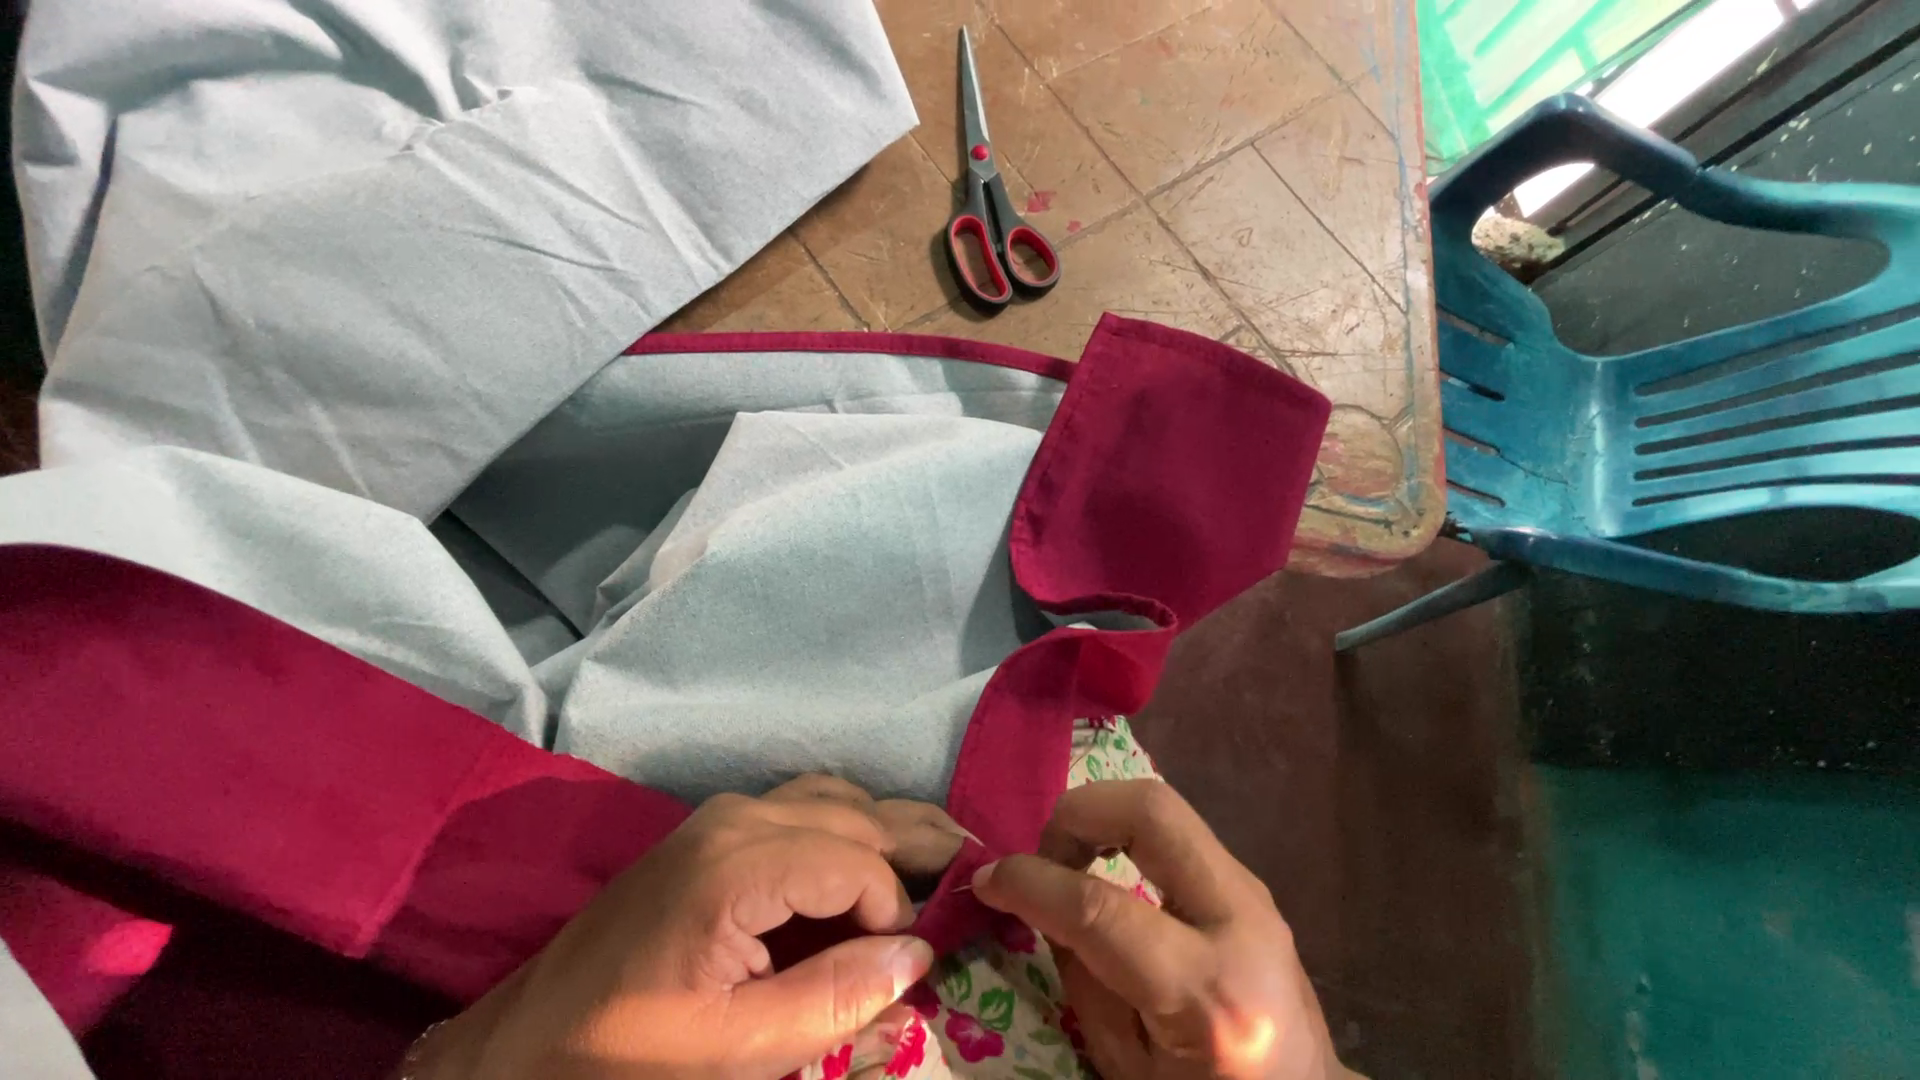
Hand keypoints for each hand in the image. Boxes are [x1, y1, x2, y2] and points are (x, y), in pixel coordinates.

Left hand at [407, 777, 952, 1079]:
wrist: (524, 1041)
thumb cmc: (622, 1055)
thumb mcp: (733, 1052)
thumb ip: (833, 1002)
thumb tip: (919, 954)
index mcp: (739, 865)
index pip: (859, 864)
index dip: (896, 913)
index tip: (903, 966)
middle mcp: (739, 815)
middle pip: (857, 816)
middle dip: (918, 849)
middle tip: (974, 876)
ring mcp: (725, 813)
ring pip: (836, 798)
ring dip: (890, 828)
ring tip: (941, 857)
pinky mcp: (716, 825)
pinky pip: (805, 803)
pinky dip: (851, 823)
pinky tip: (871, 851)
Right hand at [971, 781, 1353, 1079]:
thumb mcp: (1124, 1066)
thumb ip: (1079, 972)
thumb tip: (1035, 895)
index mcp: (1208, 996)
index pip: (1099, 908)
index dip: (1030, 882)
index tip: (989, 879)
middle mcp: (1241, 924)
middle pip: (1150, 812)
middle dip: (1076, 814)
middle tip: (1042, 856)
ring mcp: (1254, 892)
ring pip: (1161, 804)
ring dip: (1098, 815)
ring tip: (1068, 860)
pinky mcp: (1248, 879)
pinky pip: (1173, 829)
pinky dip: (1122, 830)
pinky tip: (1104, 865)